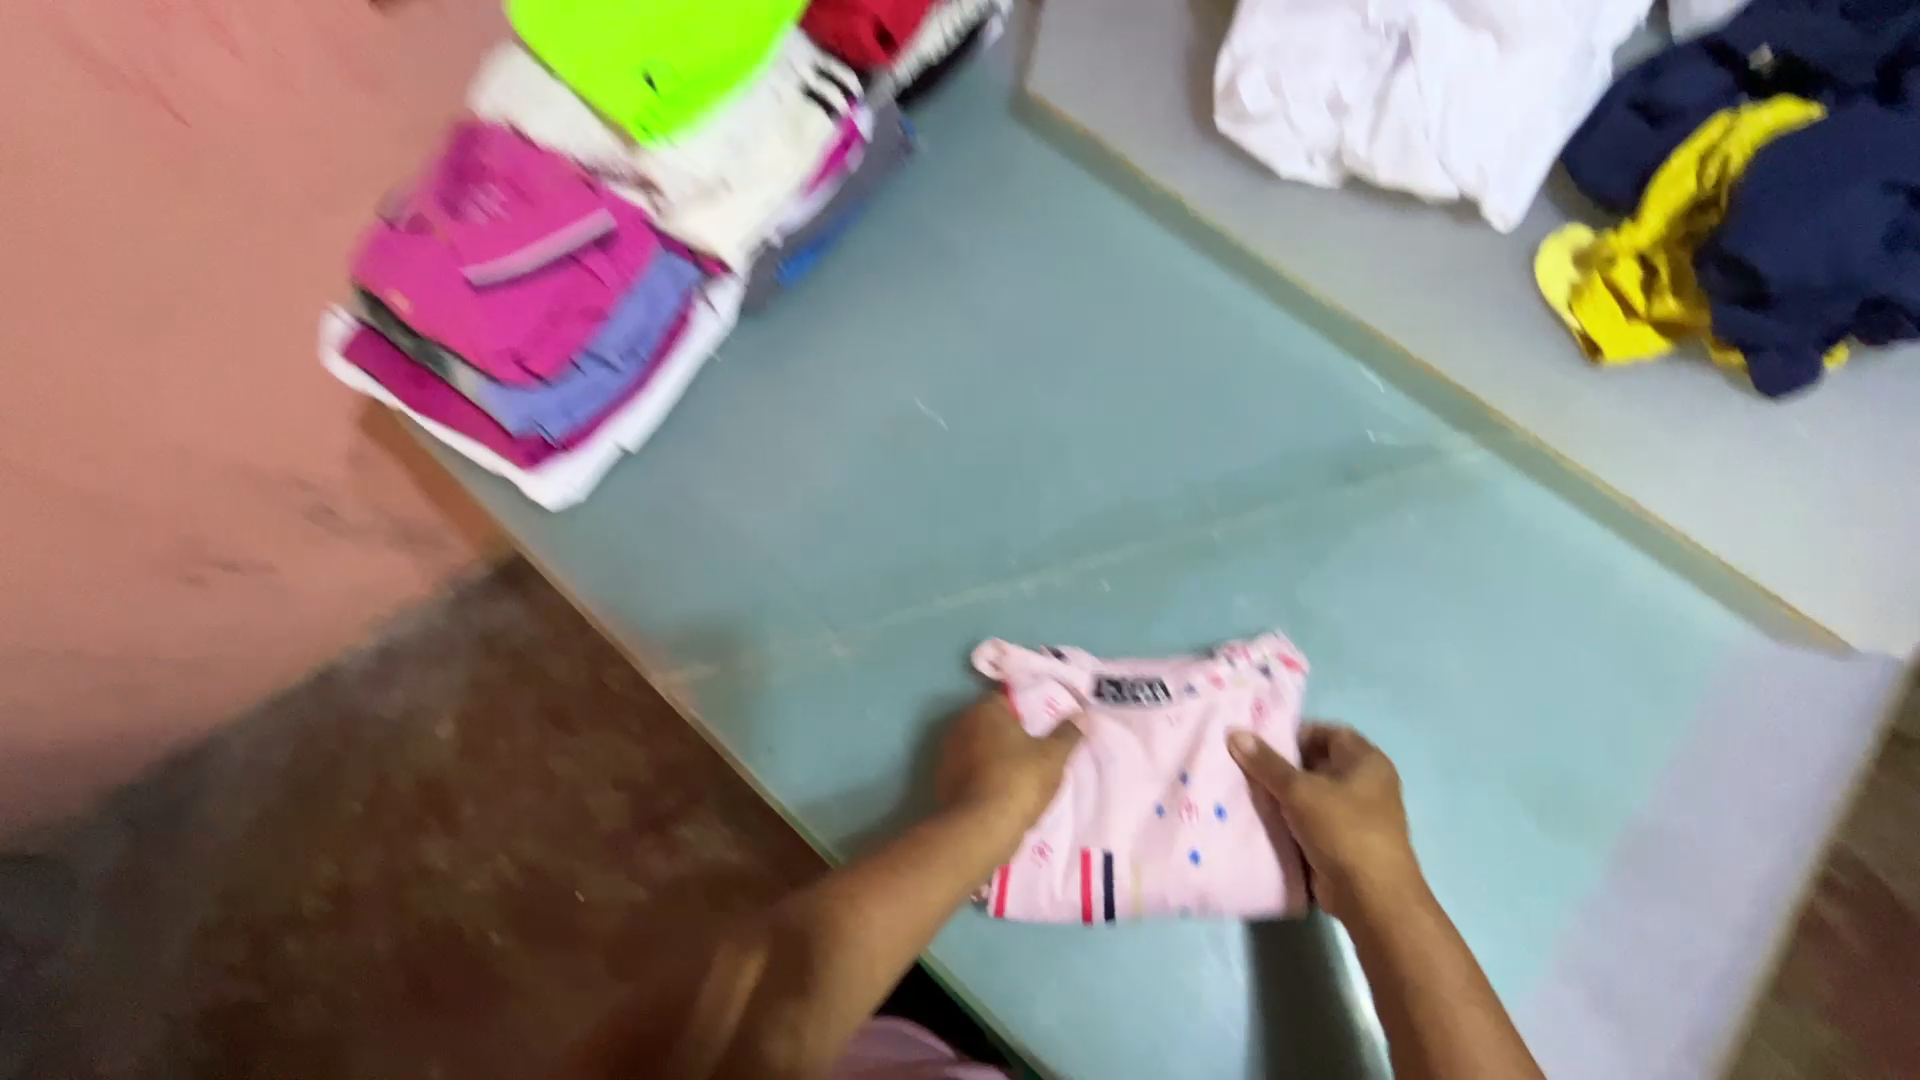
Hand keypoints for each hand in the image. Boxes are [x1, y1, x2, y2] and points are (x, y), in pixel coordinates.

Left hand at [935, 694, 1080, 835]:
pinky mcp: (942, 782)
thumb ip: (1068, 734)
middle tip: (1036, 752)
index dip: (1027, 712)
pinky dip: (983, 779)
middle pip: (991, 725)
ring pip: (979, 750)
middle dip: (1010, 735)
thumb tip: (1082, 715)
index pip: (1006, 699)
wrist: (980, 829)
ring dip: (995, 758)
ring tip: (1021, 776)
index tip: (1043, 727)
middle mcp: (959, 725)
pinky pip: (969, 773)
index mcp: (984, 710)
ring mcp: (947, 755)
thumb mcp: (1053, 757)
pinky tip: (1002, 794)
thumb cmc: (1018, 781)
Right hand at [1229, 723, 1424, 922]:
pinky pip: (1312, 818)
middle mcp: (1366, 782)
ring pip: (1311, 792)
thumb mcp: (1298, 790)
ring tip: (1248, 791)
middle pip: (1317, 762)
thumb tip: (1235, 733)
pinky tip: (1262, 818)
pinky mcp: (1345, 839)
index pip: (1326, 732)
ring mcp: (1357, 813)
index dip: (1294, 733)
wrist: (1371, 897)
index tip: (1261, 744)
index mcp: (1366, 761)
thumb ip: (1265, 762)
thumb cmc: (1342, 830)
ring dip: (1283, 793)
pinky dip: (1290, 817)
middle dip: (1282, 764)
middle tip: (1247, 766)